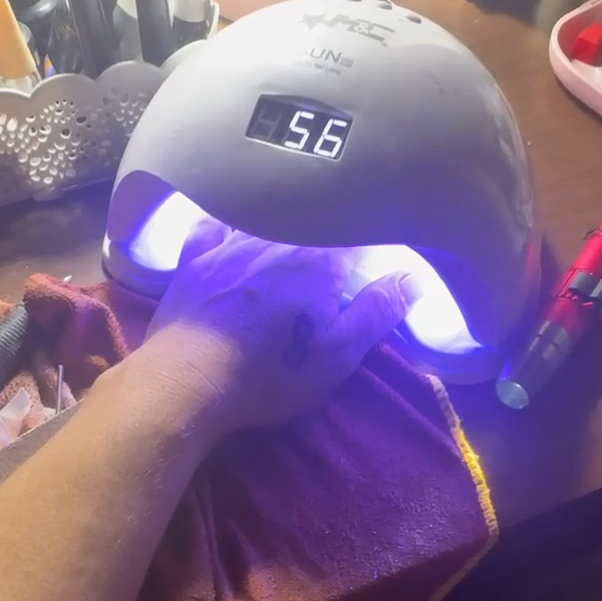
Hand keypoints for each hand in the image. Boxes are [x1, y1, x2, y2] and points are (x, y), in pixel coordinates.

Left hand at [126, 222, 410, 432]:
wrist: (188, 380)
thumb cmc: (270, 374)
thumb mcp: (337, 355)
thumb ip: (377, 313)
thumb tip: (413, 279)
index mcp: (318, 260)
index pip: (355, 235)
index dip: (368, 243)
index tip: (374, 255)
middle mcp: (275, 240)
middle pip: (311, 224)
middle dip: (328, 232)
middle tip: (336, 246)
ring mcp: (229, 247)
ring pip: (264, 220)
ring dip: (281, 225)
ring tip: (290, 233)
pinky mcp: (193, 263)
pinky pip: (213, 229)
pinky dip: (226, 227)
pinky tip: (229, 230)